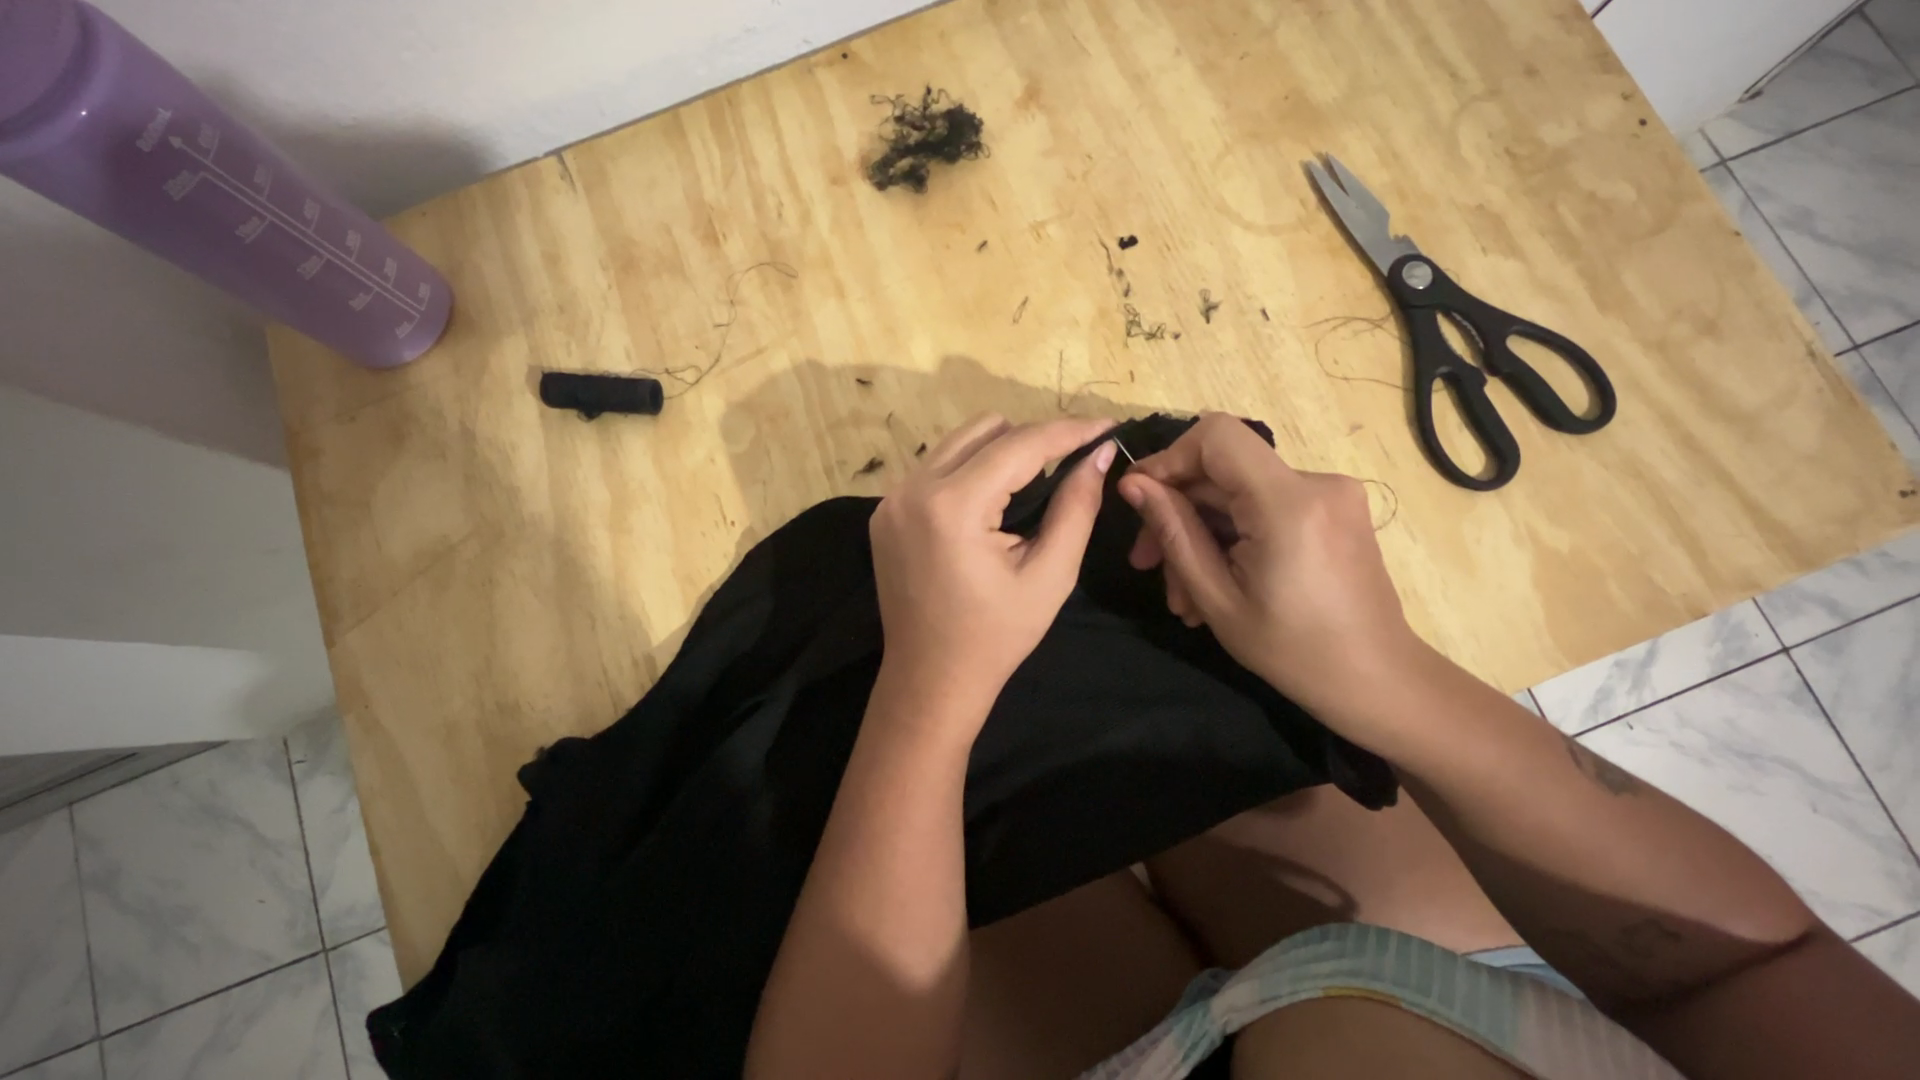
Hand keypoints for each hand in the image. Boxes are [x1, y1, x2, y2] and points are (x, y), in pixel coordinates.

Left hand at [869, 414, 1117, 735]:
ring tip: (1036, 484)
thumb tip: (1100, 454)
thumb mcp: (1050, 575)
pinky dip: (970, 472)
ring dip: (1000, 452)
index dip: (1069, 431)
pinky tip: (993, 504)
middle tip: (1072, 462)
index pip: (1020, 444)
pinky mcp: (885, 512)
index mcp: (953, 506)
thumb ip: (1076, 507)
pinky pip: (935, 469)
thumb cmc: (996, 637)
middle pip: (985, 430)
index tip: (1108, 426)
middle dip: (1034, 439)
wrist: (929, 680)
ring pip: (957, 444)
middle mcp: (913, 489)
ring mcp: (892, 499)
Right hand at [1115, 414, 1425, 727]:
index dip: (1169, 459)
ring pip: (1238, 494)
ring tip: (1183, 596)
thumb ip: (1174, 532)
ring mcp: (1330, 494)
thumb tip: (1133, 484)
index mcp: (1287, 503)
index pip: (1216, 436)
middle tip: (1147, 566)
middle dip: (1178, 514)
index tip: (1139, 500)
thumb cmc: (1293, 652)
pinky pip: (1265, 506)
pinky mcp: (1334, 509)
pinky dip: (1233, 536)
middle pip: (1222, 471)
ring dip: (1202, 535)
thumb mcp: (1217, 598)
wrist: (1376, 679)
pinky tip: (1217, 583)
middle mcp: (1315, 482)